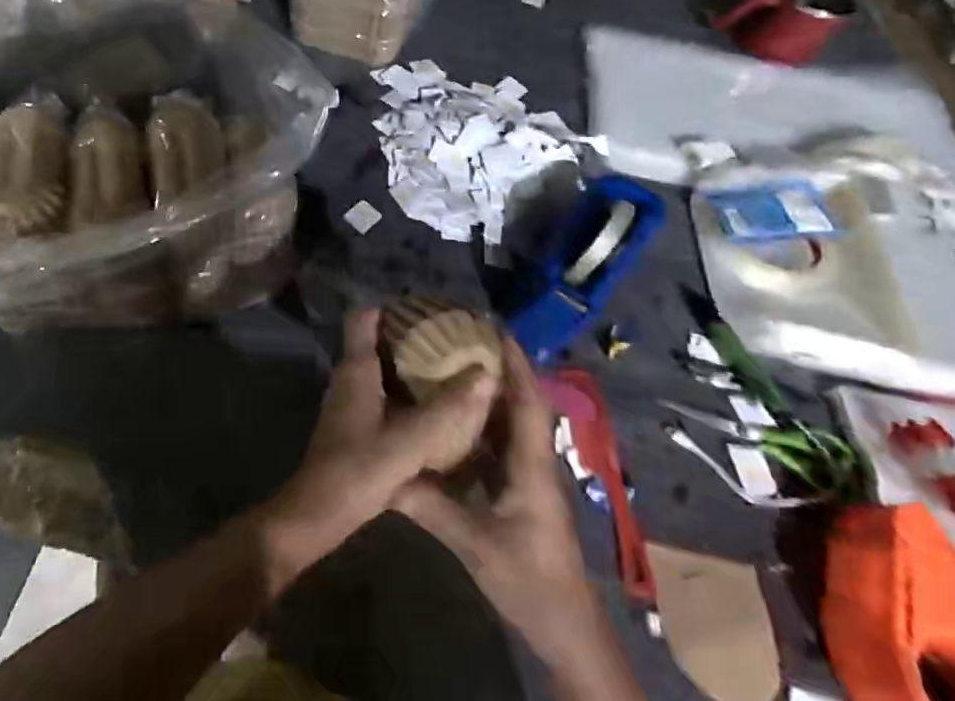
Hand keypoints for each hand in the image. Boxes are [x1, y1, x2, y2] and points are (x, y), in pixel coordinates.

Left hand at [260, 307, 498, 585]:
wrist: (315, 518)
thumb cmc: (355, 472)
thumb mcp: (407, 441)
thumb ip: (447, 409)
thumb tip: (486, 372)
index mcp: (356, 371)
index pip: (364, 318)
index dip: (392, 305)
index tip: (427, 305)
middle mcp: (351, 380)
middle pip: (378, 341)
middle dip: (413, 335)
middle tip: (453, 337)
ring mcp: (352, 405)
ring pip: (384, 370)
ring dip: (413, 366)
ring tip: (452, 366)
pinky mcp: (357, 428)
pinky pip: (386, 396)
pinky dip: (409, 393)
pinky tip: (437, 406)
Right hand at [395, 341, 617, 673]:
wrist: (566, 625)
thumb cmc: (530, 581)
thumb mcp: (477, 545)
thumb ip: (433, 509)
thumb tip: (388, 478)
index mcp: (533, 466)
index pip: (527, 402)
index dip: (515, 364)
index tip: (494, 330)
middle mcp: (535, 462)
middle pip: (520, 405)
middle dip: (498, 371)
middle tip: (463, 343)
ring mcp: (529, 479)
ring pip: (510, 427)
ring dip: (489, 399)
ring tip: (454, 372)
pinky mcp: (521, 494)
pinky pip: (500, 450)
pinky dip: (481, 431)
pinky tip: (454, 426)